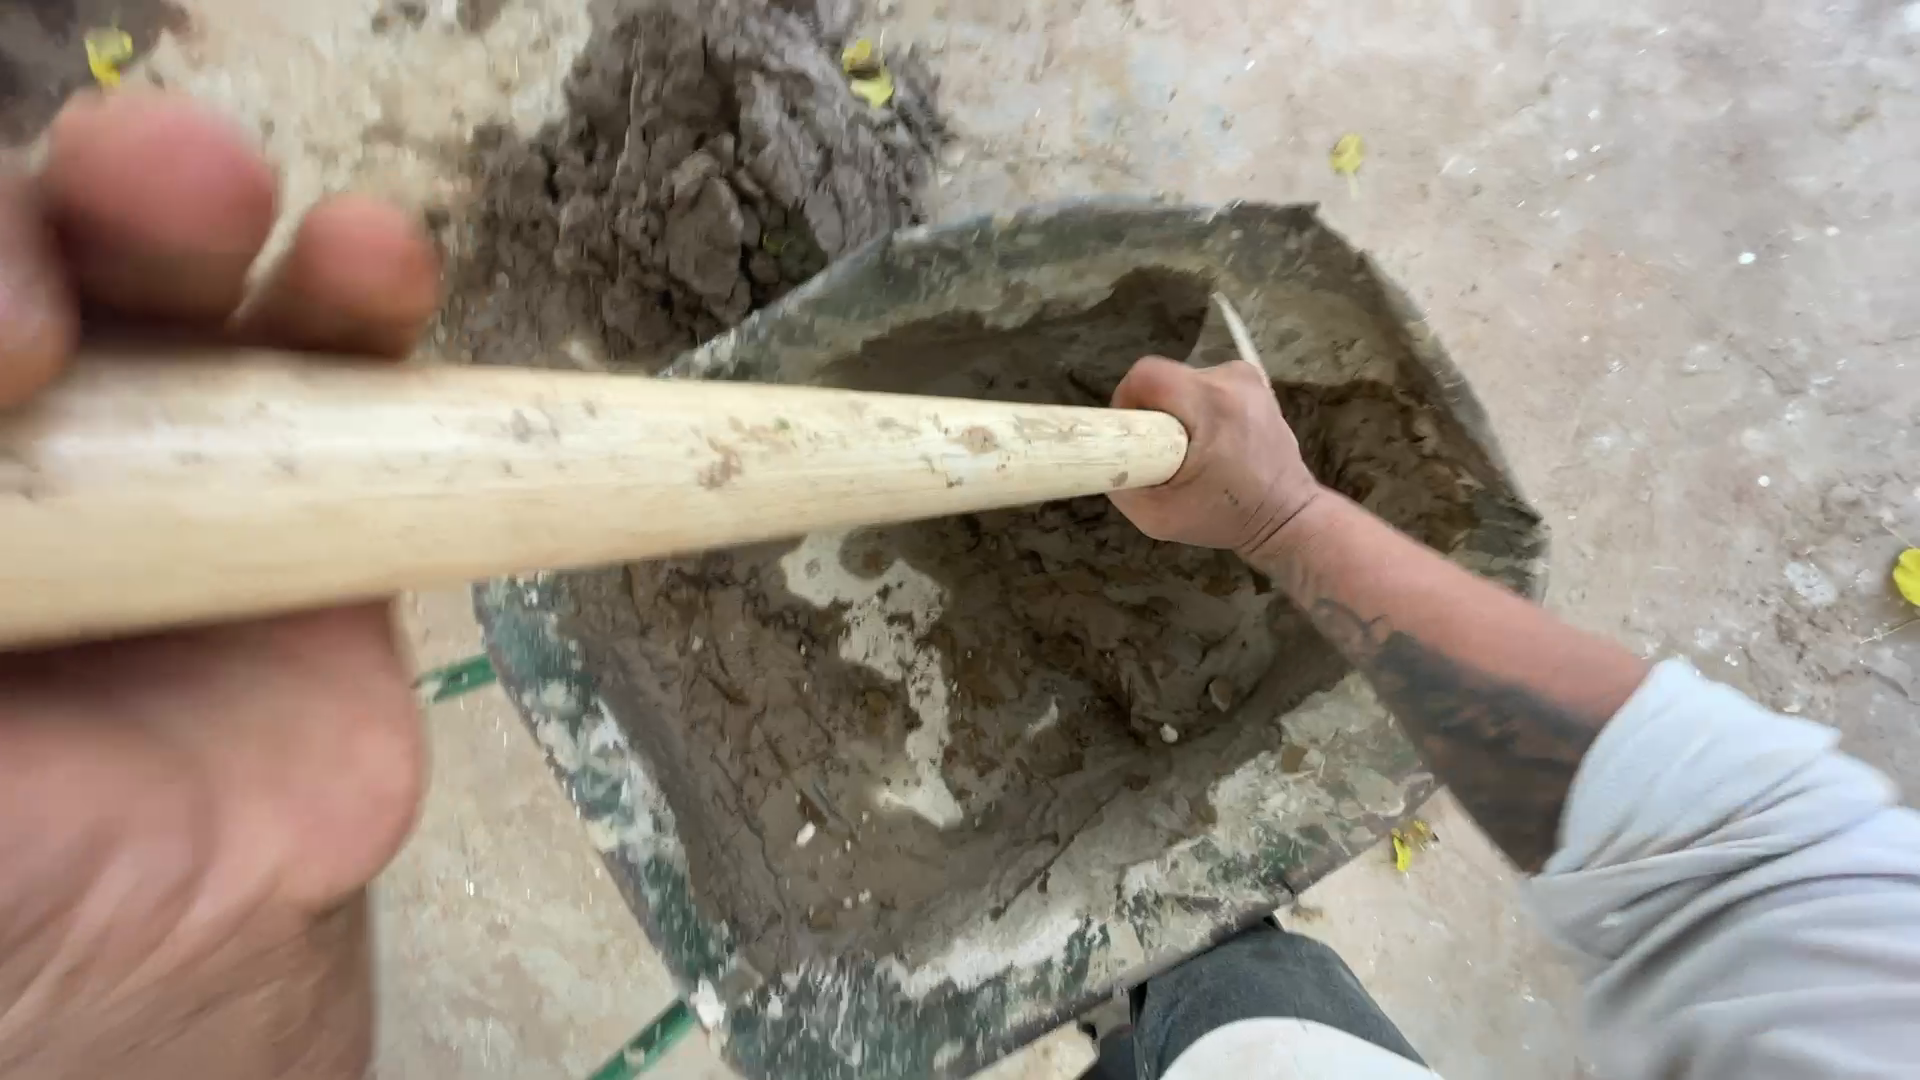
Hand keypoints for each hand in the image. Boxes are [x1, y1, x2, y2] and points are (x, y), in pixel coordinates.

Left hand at [0, 94, 439, 1079]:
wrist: (185, 943)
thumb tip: (28, 360)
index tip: (31, 341)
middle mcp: (33, 447)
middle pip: (52, 277)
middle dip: (93, 220)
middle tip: (171, 189)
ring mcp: (186, 467)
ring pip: (210, 310)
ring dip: (250, 246)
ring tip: (311, 219)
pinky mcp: (331, 505)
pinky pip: (359, 396)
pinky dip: (378, 332)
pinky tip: (389, 272)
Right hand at [1109, 356, 1323, 558]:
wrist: (1286, 516)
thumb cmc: (1223, 518)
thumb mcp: (1156, 517)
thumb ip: (1120, 485)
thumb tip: (1102, 458)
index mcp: (1211, 404)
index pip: (1145, 376)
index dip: (1126, 403)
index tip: (1132, 436)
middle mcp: (1233, 379)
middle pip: (1164, 378)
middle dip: (1153, 412)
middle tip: (1158, 452)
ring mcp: (1249, 377)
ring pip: (1184, 381)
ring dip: (1175, 412)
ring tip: (1187, 450)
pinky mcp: (1255, 383)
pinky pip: (1204, 385)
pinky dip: (1196, 409)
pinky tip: (1208, 441)